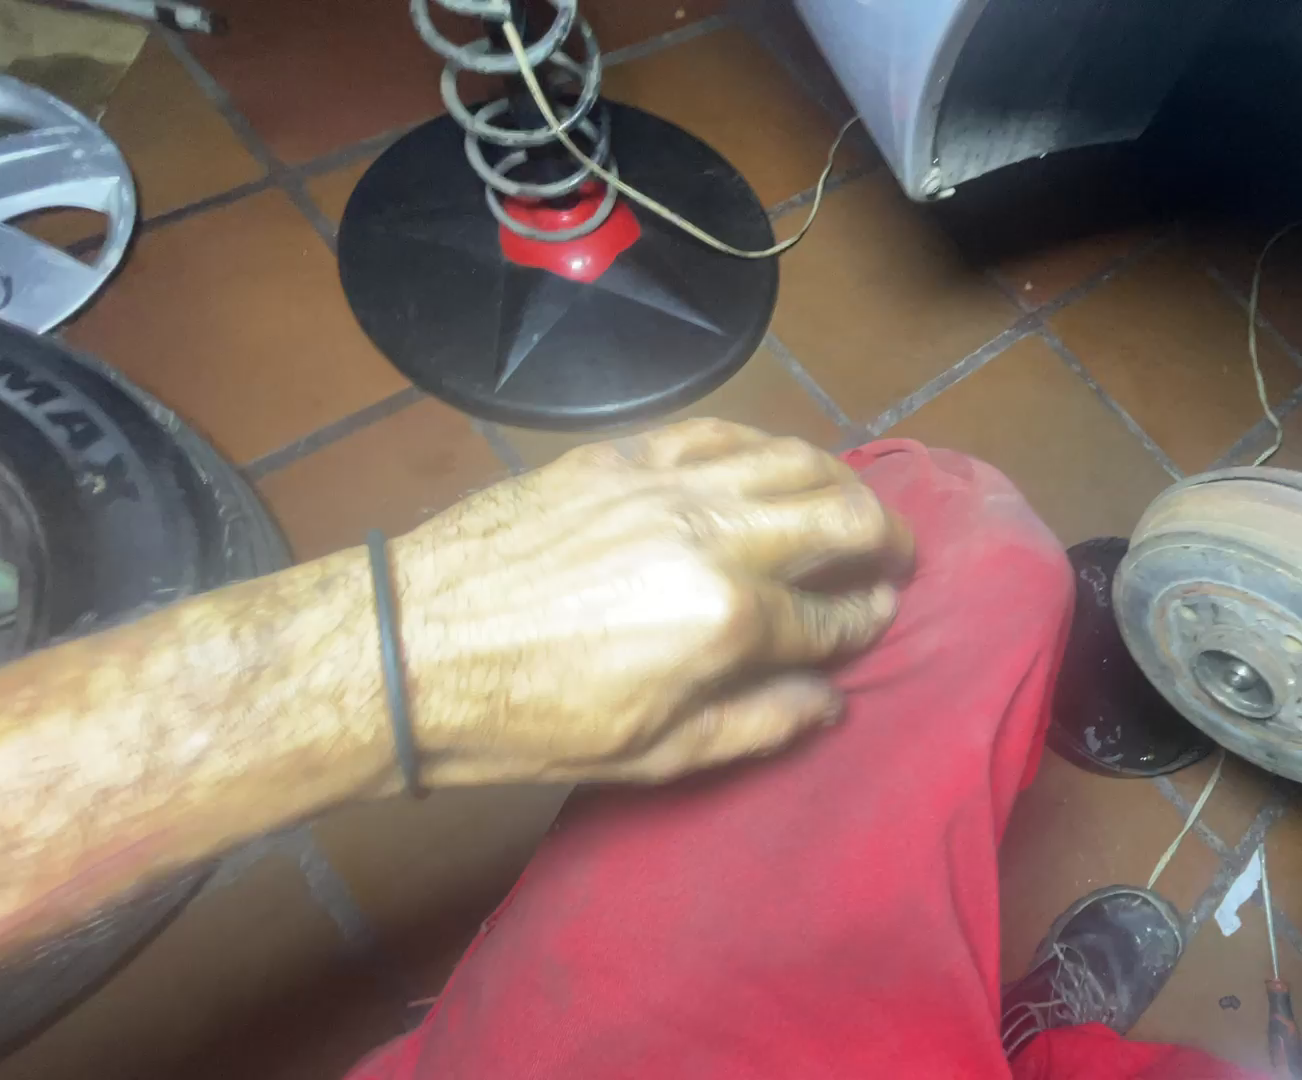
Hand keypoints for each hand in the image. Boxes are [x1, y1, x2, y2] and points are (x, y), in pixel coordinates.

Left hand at [390, 419, 912, 786]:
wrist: (406, 647)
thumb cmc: (533, 721)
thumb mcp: (654, 756)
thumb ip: (760, 724)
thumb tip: (831, 699)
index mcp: (729, 621)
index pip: (835, 614)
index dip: (869, 617)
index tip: (881, 612)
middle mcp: (716, 536)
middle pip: (840, 516)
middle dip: (886, 536)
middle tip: (896, 552)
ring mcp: (672, 484)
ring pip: (794, 458)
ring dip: (841, 480)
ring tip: (853, 501)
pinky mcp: (627, 454)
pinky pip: (722, 432)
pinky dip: (765, 446)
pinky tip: (773, 462)